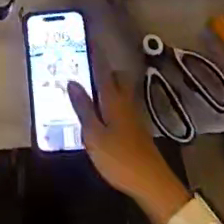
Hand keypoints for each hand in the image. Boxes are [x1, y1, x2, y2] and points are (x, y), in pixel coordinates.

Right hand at [69, 70, 191, 223]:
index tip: (89, 40)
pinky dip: (111, 104)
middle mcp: (126, 104)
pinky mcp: (137, 131)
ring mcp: (134, 118)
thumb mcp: (94, 135)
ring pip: (121, 93)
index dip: (96, 56)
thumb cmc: (119, 158)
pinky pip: (122, 107)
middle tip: (86, 68)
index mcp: (113, 101)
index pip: (103, 72)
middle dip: (105, 71)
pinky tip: (102, 115)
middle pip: (117, 79)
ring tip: (89, 89)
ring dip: (108, 88)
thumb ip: (83, 108)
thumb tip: (72, 81)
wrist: (151, 183)